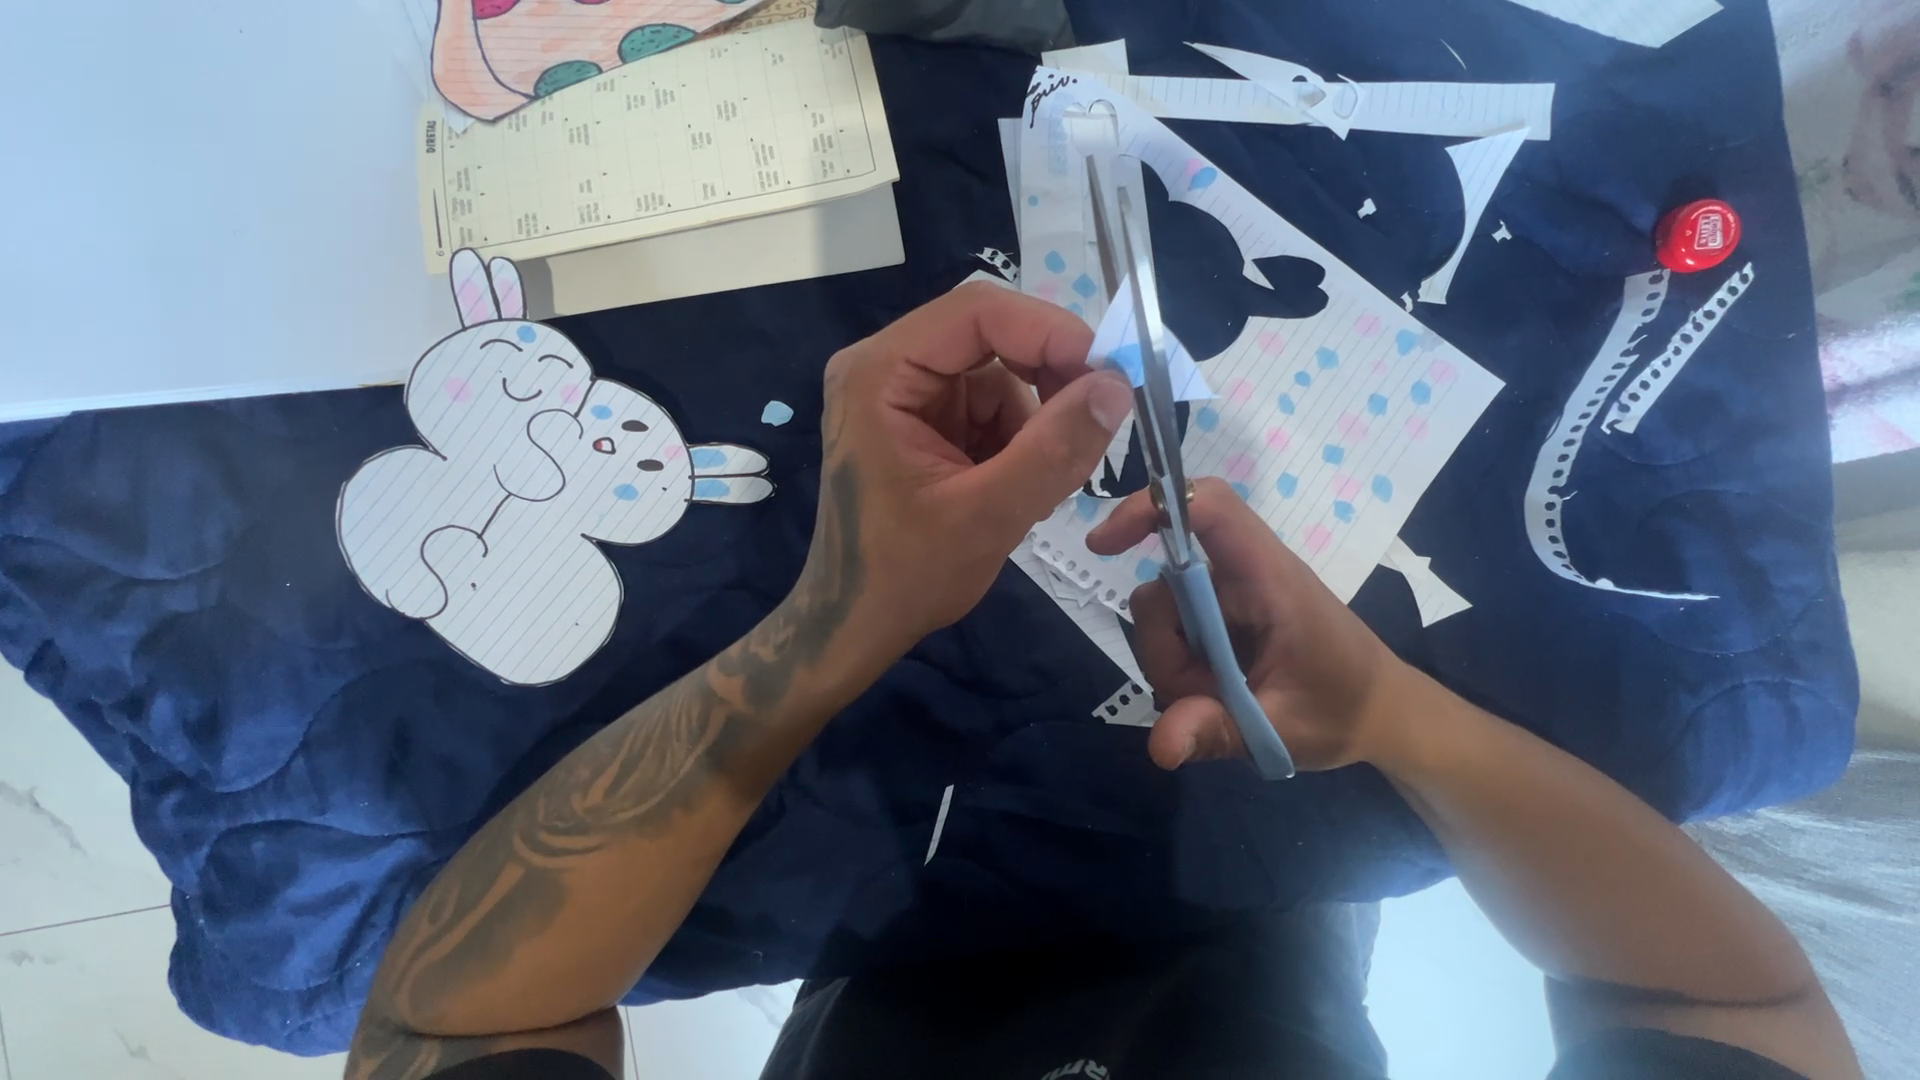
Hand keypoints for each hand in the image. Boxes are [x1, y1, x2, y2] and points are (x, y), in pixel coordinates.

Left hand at [801, 282, 1134, 653]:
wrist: (857, 622)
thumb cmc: (905, 576)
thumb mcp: (987, 516)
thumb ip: (1054, 450)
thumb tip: (1117, 387)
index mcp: (879, 374)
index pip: (978, 313)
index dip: (1051, 333)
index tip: (1109, 376)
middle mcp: (885, 368)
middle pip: (990, 339)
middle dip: (1046, 384)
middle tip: (1090, 431)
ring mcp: (902, 395)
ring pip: (999, 378)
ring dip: (1033, 426)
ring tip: (1033, 490)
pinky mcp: (921, 423)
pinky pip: (989, 410)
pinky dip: (1017, 443)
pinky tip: (1013, 489)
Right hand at [1086, 478, 1407, 771]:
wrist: (1383, 712)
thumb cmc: (1345, 709)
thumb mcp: (1283, 731)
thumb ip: (1218, 731)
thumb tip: (1159, 747)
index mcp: (1268, 578)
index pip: (1210, 508)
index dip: (1151, 507)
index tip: (1104, 545)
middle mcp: (1241, 576)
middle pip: (1164, 586)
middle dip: (1163, 647)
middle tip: (1201, 697)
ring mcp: (1228, 597)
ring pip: (1162, 614)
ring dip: (1173, 664)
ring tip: (1220, 701)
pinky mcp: (1221, 617)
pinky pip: (1174, 631)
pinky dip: (1180, 666)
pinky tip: (1213, 693)